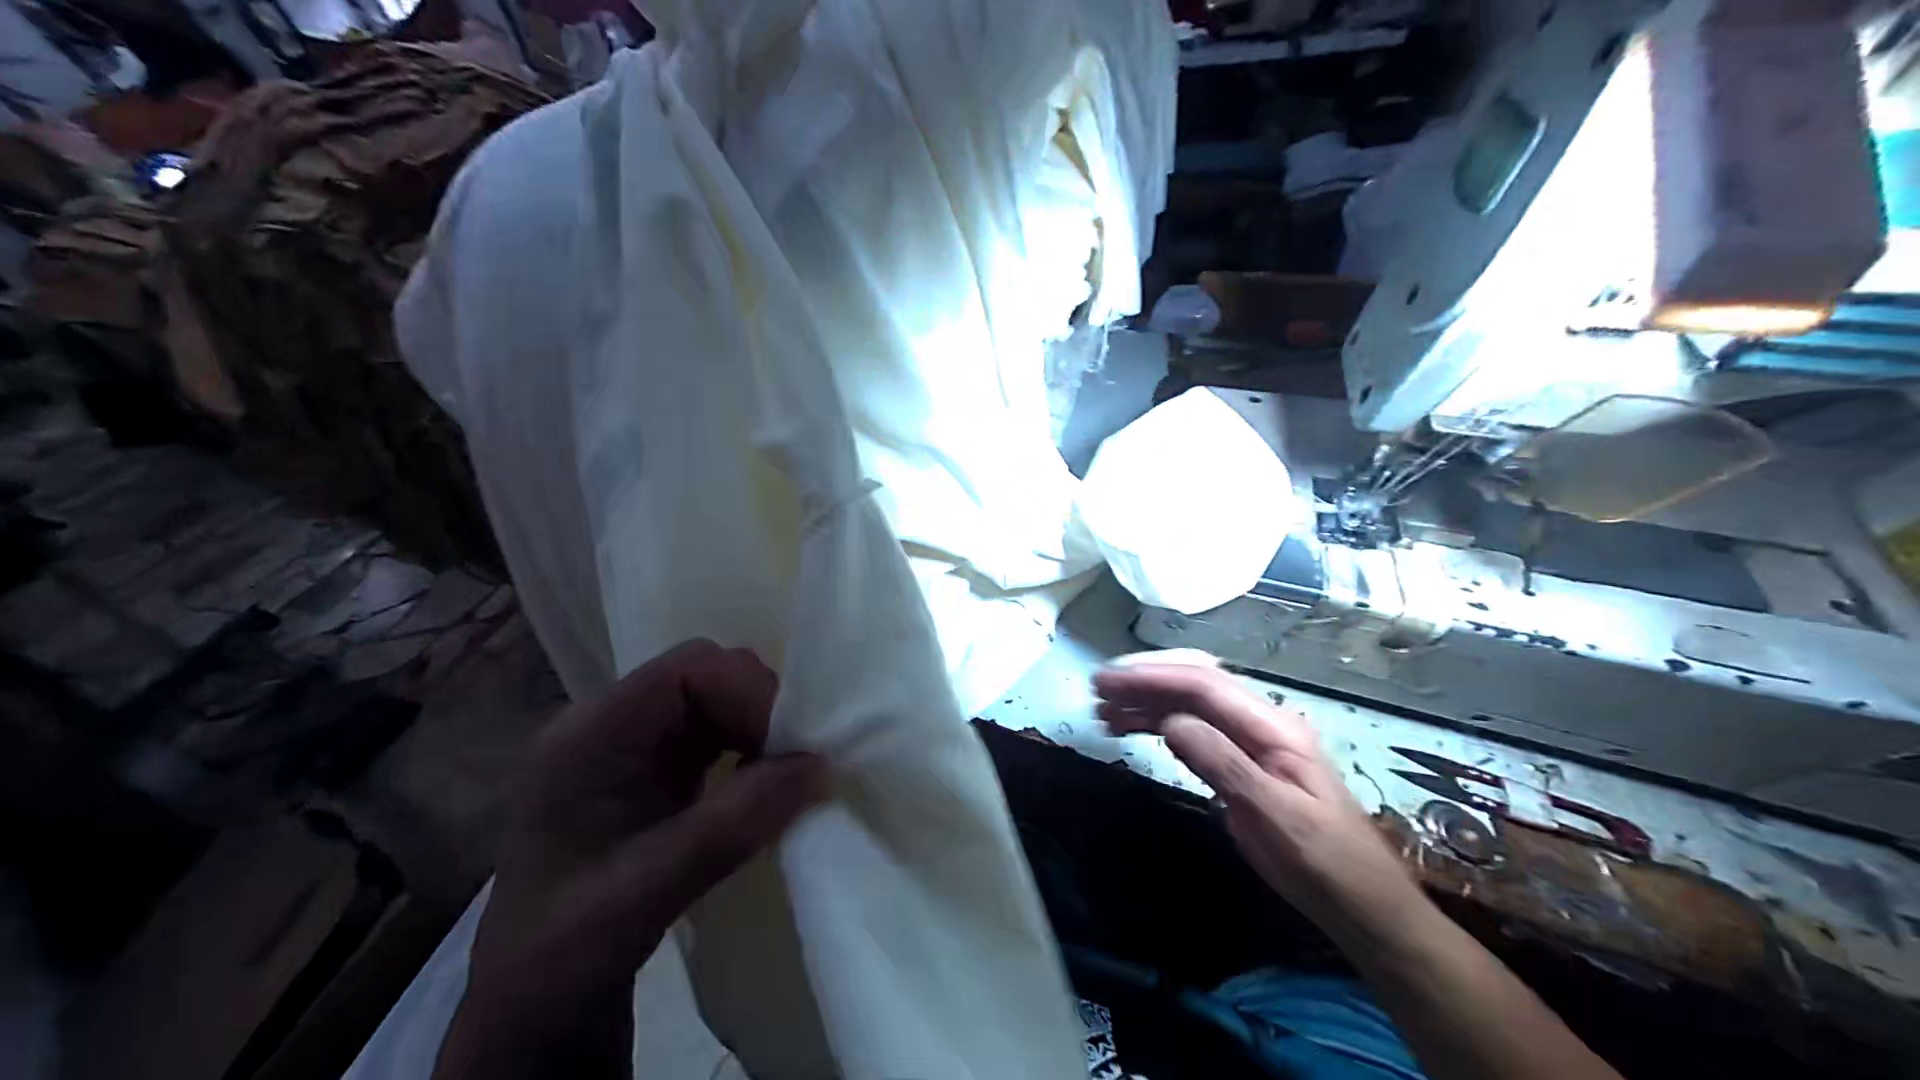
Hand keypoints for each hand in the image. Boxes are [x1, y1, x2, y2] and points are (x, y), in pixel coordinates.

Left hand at [436, 640, 827, 1078]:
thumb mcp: (640, 895)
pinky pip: (719, 733)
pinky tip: (763, 786)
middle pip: (705, 675)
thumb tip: (817, 766)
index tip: (792, 746)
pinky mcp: (658, 770)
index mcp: (588, 736)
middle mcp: (611, 725)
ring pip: (718, 700)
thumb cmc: (563, 952)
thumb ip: (727, 828)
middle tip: (795, 762)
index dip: (746, 694)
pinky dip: (753, 749)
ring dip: (761, 729)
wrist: (534, 1007)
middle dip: (759, 709)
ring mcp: (635, 746)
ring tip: (784, 777)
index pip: (684, 671)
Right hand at [1094, 656, 1422, 947]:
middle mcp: (1259, 723)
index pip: (1206, 684)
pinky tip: (1128, 729)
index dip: (1153, 676)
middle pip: (1194, 682)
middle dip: (1144, 679)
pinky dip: (1156, 724)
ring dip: (1144, 701)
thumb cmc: (1325, 863)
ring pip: (1188, 704)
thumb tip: (1170, 722)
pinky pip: (1190, 729)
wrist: (1360, 903)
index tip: (1110, 681)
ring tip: (1102, 711)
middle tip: (1098, 688)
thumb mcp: (1277, 817)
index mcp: (1274, 727)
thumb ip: (1224, 764)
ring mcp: (1247, 740)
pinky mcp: (1236, 760)